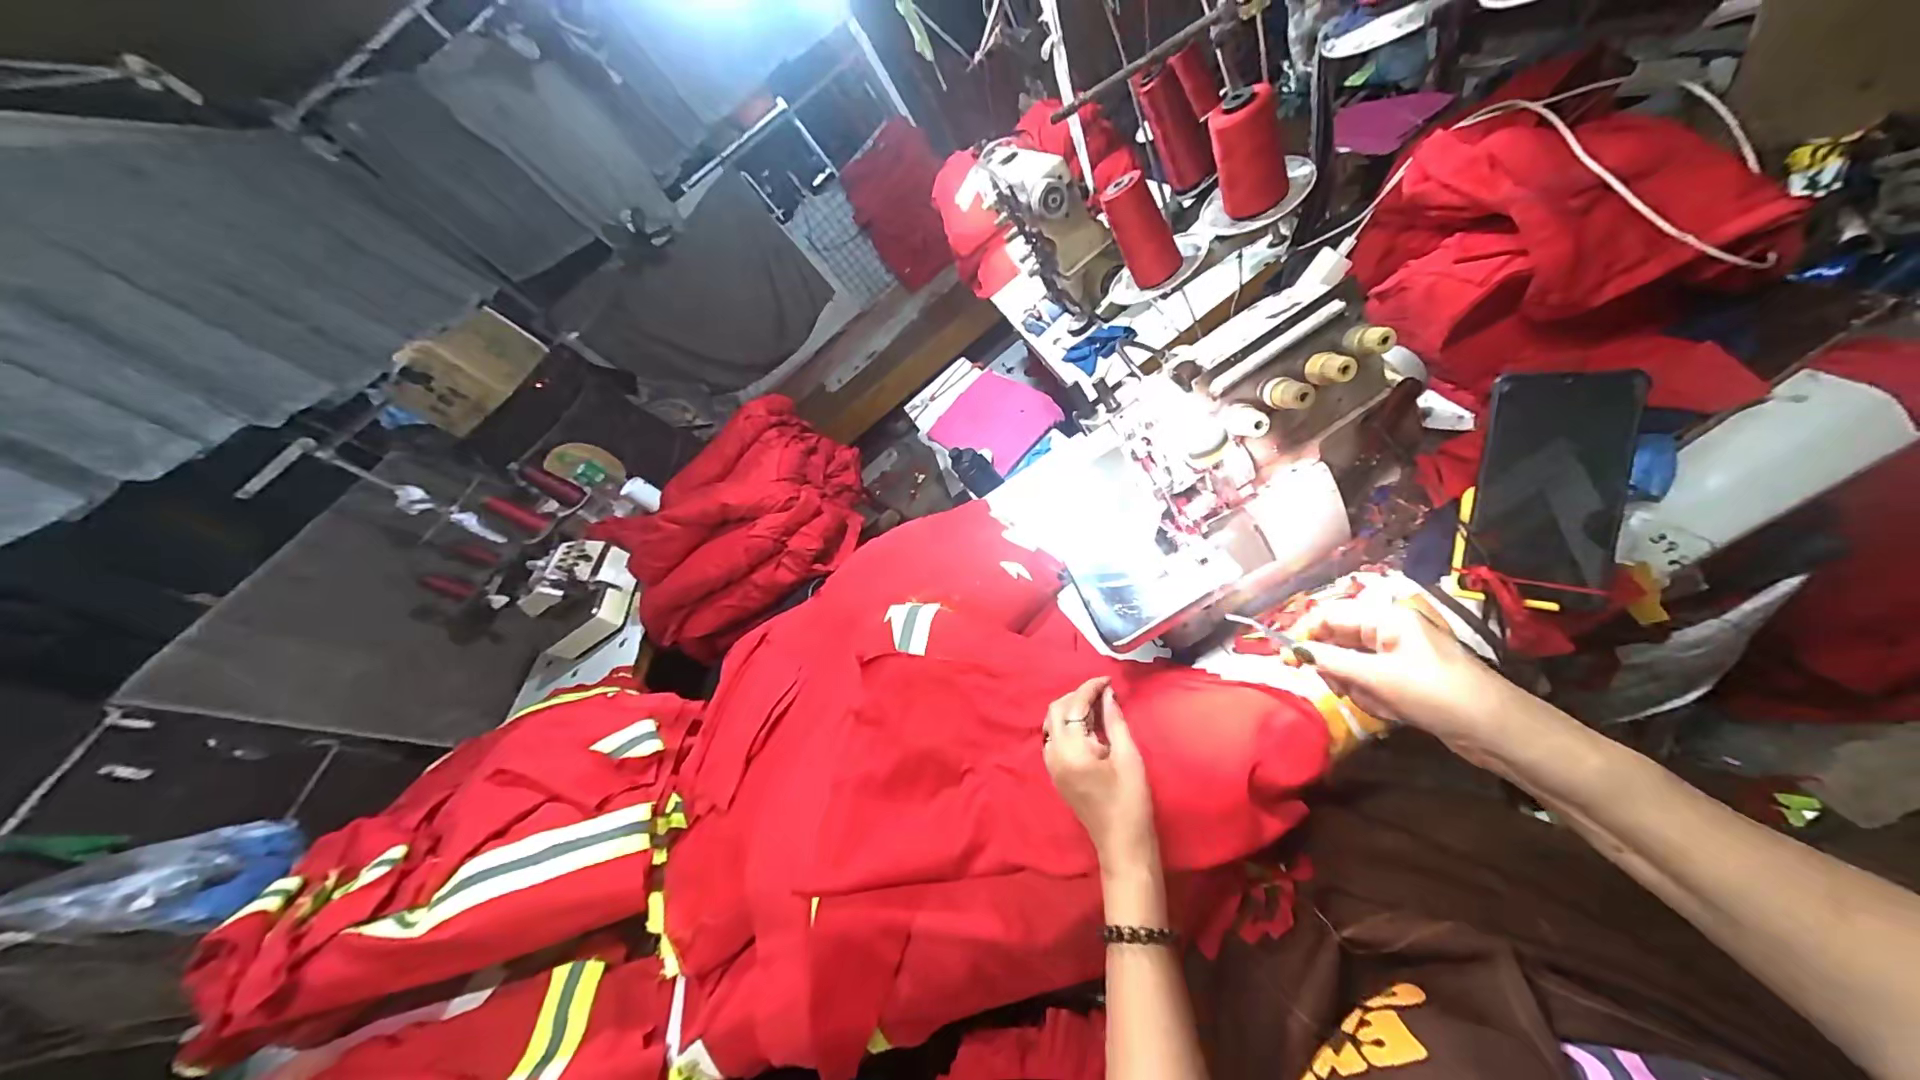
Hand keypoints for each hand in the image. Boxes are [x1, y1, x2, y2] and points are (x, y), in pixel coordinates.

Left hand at [1043, 677, 1158, 872]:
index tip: (1109, 680)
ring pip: (1052, 723)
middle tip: (1104, 692)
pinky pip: (1054, 737)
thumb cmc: (1131, 800)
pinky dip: (1067, 724)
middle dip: (1078, 696)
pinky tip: (1087, 724)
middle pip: (1056, 710)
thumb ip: (1114, 721)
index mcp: (1071, 749)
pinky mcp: (1055, 772)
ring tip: (1097, 705)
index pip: (1074, 706)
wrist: (1122, 843)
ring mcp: (1051, 764)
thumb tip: (1108, 693)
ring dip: (1070, 708)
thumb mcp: (1128, 756)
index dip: (1090, 688)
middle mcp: (1053, 754)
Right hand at [1291, 590, 1523, 763]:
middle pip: (1338, 640)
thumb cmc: (1435, 694)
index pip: (1329, 615)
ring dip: (1356, 686)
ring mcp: (1399, 655)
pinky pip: (1370, 682)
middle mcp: (1390, 630)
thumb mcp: (1377, 677)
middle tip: (1339, 688)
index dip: (1304, 634)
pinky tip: (1392, 711)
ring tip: (1379, 703)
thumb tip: (1296, 650)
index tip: (1285, 659)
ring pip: (1351, 665)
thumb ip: (1330, 660)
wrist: (1496, 730)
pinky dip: (1373, 696)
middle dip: (1335, 667)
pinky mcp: (1406, 678)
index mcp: (1386, 618)